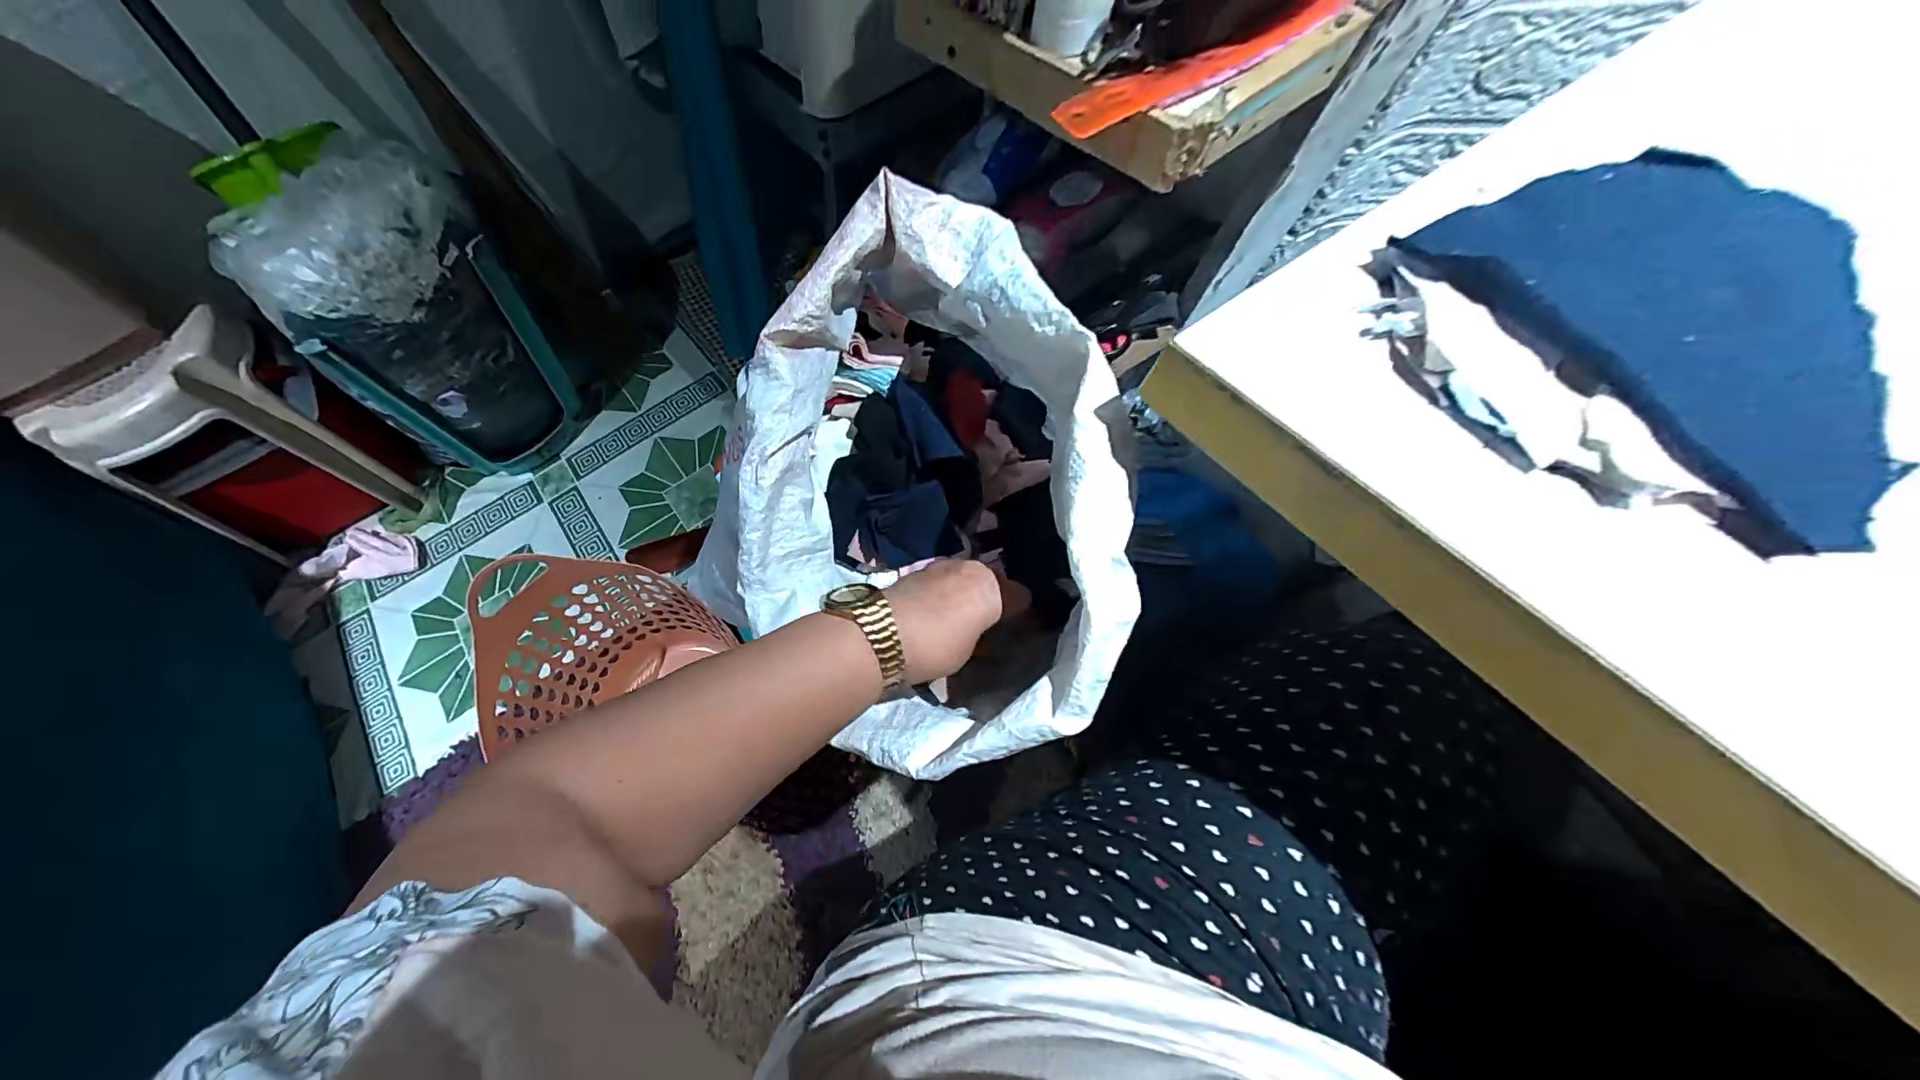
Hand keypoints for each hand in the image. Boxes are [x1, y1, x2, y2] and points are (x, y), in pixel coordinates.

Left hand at [883, 559, 1024, 683]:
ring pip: (962, 580)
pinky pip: (939, 583)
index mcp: (991, 585)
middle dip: (987, 600)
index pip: (1019, 597)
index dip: (1018, 615)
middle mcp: (969, 567)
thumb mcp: (969, 650)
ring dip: (961, 595)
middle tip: (983, 625)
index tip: (1013, 630)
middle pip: (989, 583)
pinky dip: (940, 595)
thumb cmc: (936, 645)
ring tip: (954, 620)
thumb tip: (976, 629)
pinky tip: (932, 614)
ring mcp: (939, 565)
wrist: (880, 635)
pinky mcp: (914, 571)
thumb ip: (979, 632)